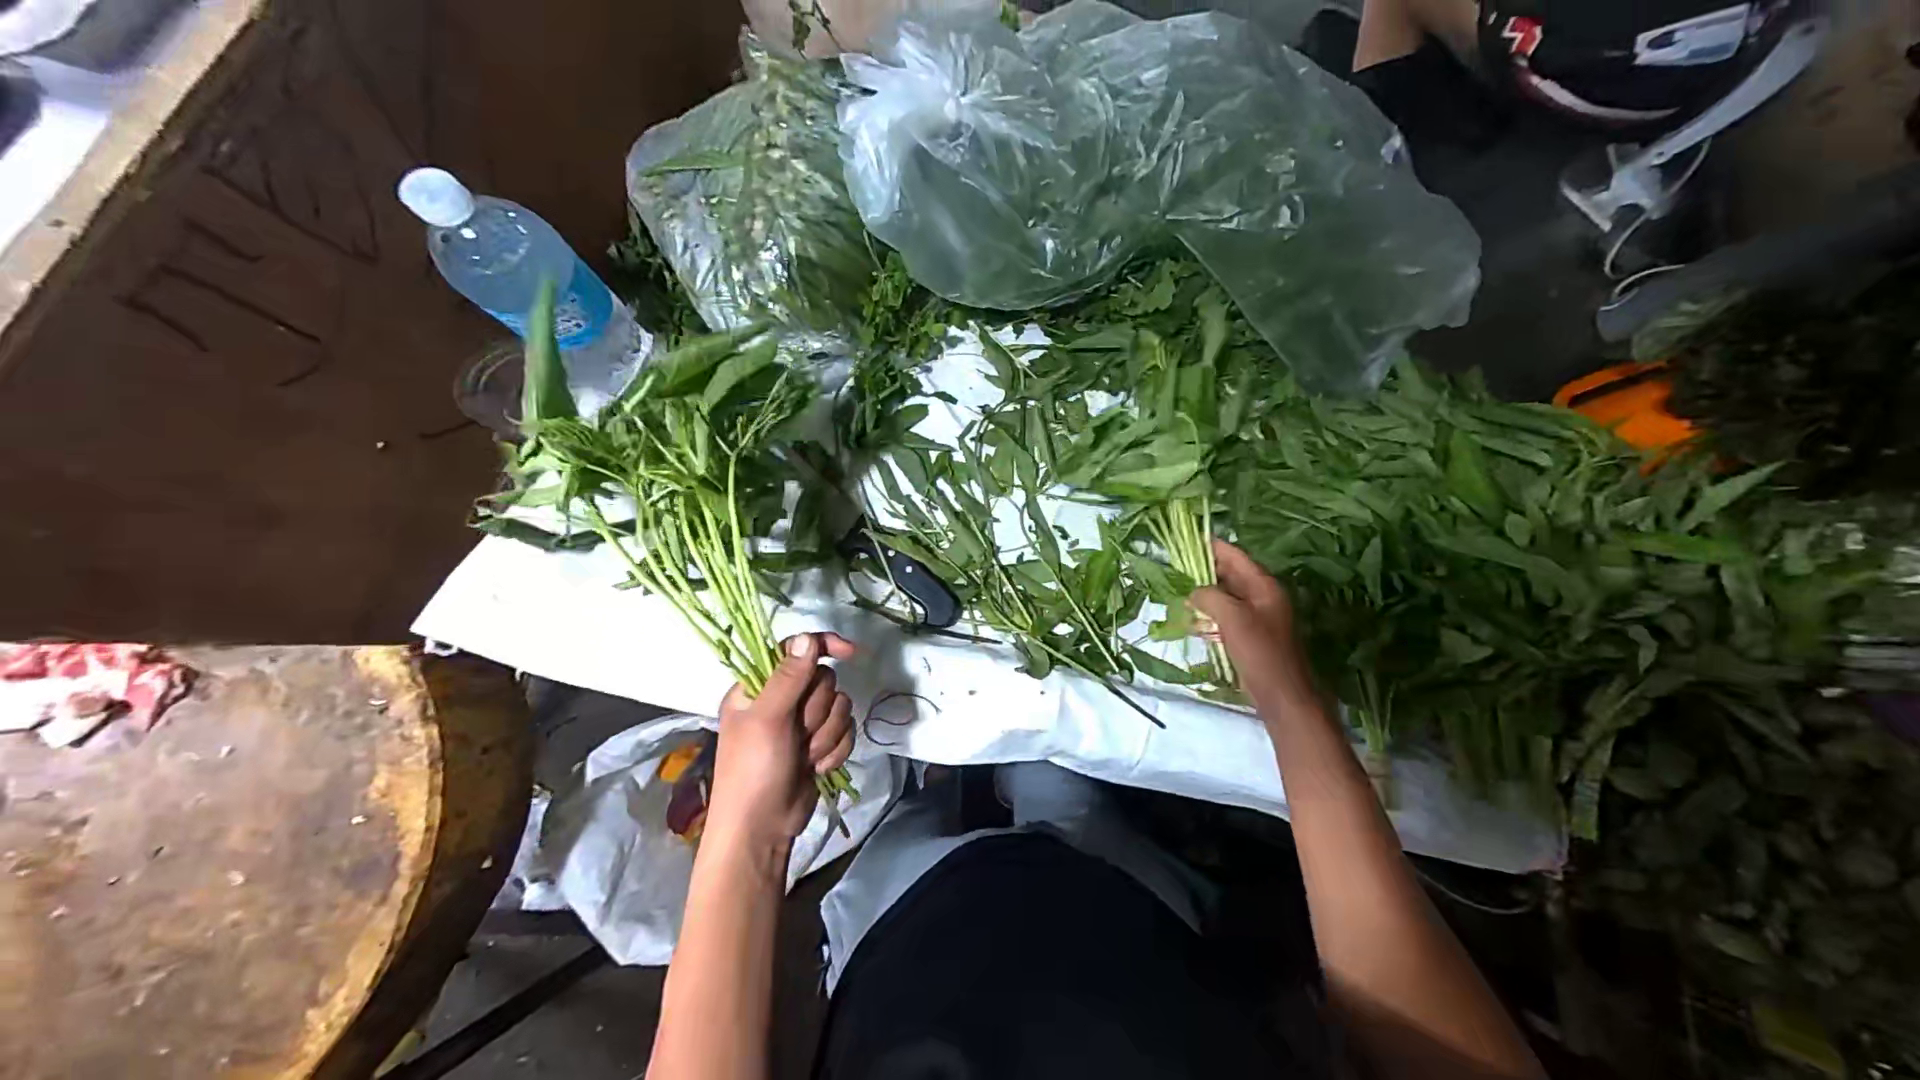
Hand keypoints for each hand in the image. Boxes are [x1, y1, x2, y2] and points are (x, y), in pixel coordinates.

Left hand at [709, 632, 857, 848]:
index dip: (822, 646)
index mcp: (757, 687)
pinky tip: (817, 768)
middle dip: (818, 710)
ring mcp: (801, 724)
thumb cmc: (753, 771)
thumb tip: (808, 637)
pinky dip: (834, 750)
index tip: (849, 652)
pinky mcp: (819, 745)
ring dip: (827, 734)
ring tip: (806, 757)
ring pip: (839, 706)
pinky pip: (845, 731)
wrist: (762, 829)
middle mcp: (780, 700)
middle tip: (797, 734)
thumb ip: (789, 677)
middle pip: (824, 680)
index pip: (795, 650)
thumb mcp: (767, 719)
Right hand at [1189, 540, 1315, 710]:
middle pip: (1229, 573)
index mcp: (1264, 586)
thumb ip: (1210, 596)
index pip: (1234, 556)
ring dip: (1204, 593)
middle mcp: (1262, 596)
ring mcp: (1257, 617)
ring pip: (1226, 595)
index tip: (1185, 540)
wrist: (1284, 697)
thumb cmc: (1261, 654)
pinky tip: (1192, 620)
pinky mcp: (1250, 636)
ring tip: (1178, 592)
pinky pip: (1226, 616)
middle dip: (1203, 569)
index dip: (1210, 546)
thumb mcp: (1233, 618)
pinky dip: (1209, 613)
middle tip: (1174, 568)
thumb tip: (1193, 591)